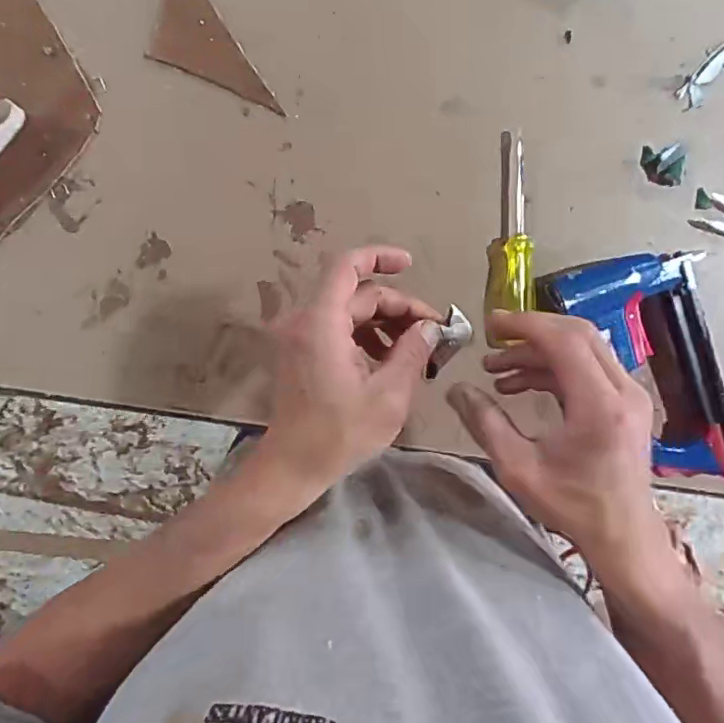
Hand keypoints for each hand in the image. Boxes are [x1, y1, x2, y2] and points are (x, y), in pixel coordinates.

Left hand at [255, 246, 443, 491]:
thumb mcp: (388, 395)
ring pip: (348, 312)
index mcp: (321, 323)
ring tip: (415, 351)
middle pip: (356, 294)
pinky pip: (337, 329)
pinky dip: (364, 337)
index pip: (347, 266)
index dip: (380, 256)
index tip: (410, 264)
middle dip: (397, 306)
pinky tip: (389, 362)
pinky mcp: (300, 353)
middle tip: (431, 333)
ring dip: (383, 323)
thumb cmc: (339, 434)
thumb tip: (429, 327)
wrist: (292, 466)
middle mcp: (304, 321)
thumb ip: (412, 352)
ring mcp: (299, 337)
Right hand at [447, 311, 663, 563]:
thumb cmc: (573, 507)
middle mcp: (623, 391)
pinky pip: (590, 368)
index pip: (564, 341)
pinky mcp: (628, 403)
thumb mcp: (518, 468)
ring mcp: (631, 395)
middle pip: (578, 334)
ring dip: (540, 352)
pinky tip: (521, 384)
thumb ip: (486, 423)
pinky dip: (555, 368)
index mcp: (600, 405)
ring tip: (498, 371)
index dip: (524, 325)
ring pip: (585, 348)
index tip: (490, 325)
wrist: (623, 536)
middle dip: (531, 331)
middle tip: (493, 339)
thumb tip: (457, 390)